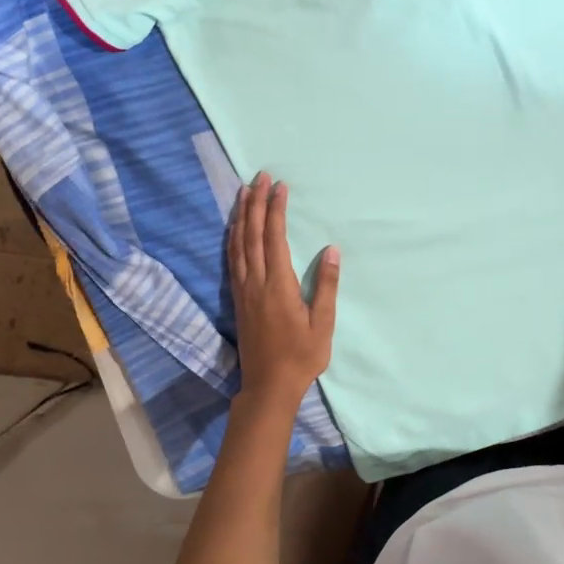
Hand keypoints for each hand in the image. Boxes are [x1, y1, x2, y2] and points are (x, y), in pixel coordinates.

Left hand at [228, 173, 340, 405]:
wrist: (268, 386)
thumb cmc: (302, 356)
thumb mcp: (323, 324)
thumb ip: (326, 286)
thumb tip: (330, 250)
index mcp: (279, 286)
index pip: (275, 238)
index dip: (276, 210)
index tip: (280, 186)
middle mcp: (256, 282)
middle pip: (252, 235)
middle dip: (255, 203)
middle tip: (259, 177)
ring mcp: (243, 290)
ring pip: (238, 244)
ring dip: (241, 216)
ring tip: (244, 192)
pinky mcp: (237, 299)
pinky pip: (232, 259)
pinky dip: (232, 238)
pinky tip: (234, 228)